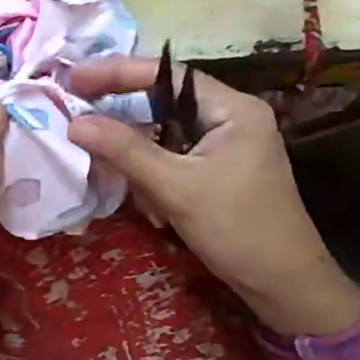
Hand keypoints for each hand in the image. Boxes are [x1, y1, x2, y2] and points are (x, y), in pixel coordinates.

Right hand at [67, 56, 359, 335]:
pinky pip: (172, 160)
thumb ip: (125, 151)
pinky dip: (153, 178)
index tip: (75, 79)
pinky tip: (154, 210)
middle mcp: (230, 119)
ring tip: (129, 188)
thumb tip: (75, 122)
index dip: (117, 72)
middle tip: (76, 120)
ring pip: (162, 136)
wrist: (284, 286)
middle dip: (123, 122)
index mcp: (233, 109)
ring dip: (139, 160)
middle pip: (162, 104)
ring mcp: (224, 147)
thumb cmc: (238, 230)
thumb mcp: (176, 188)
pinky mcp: (216, 172)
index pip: (166, 75)